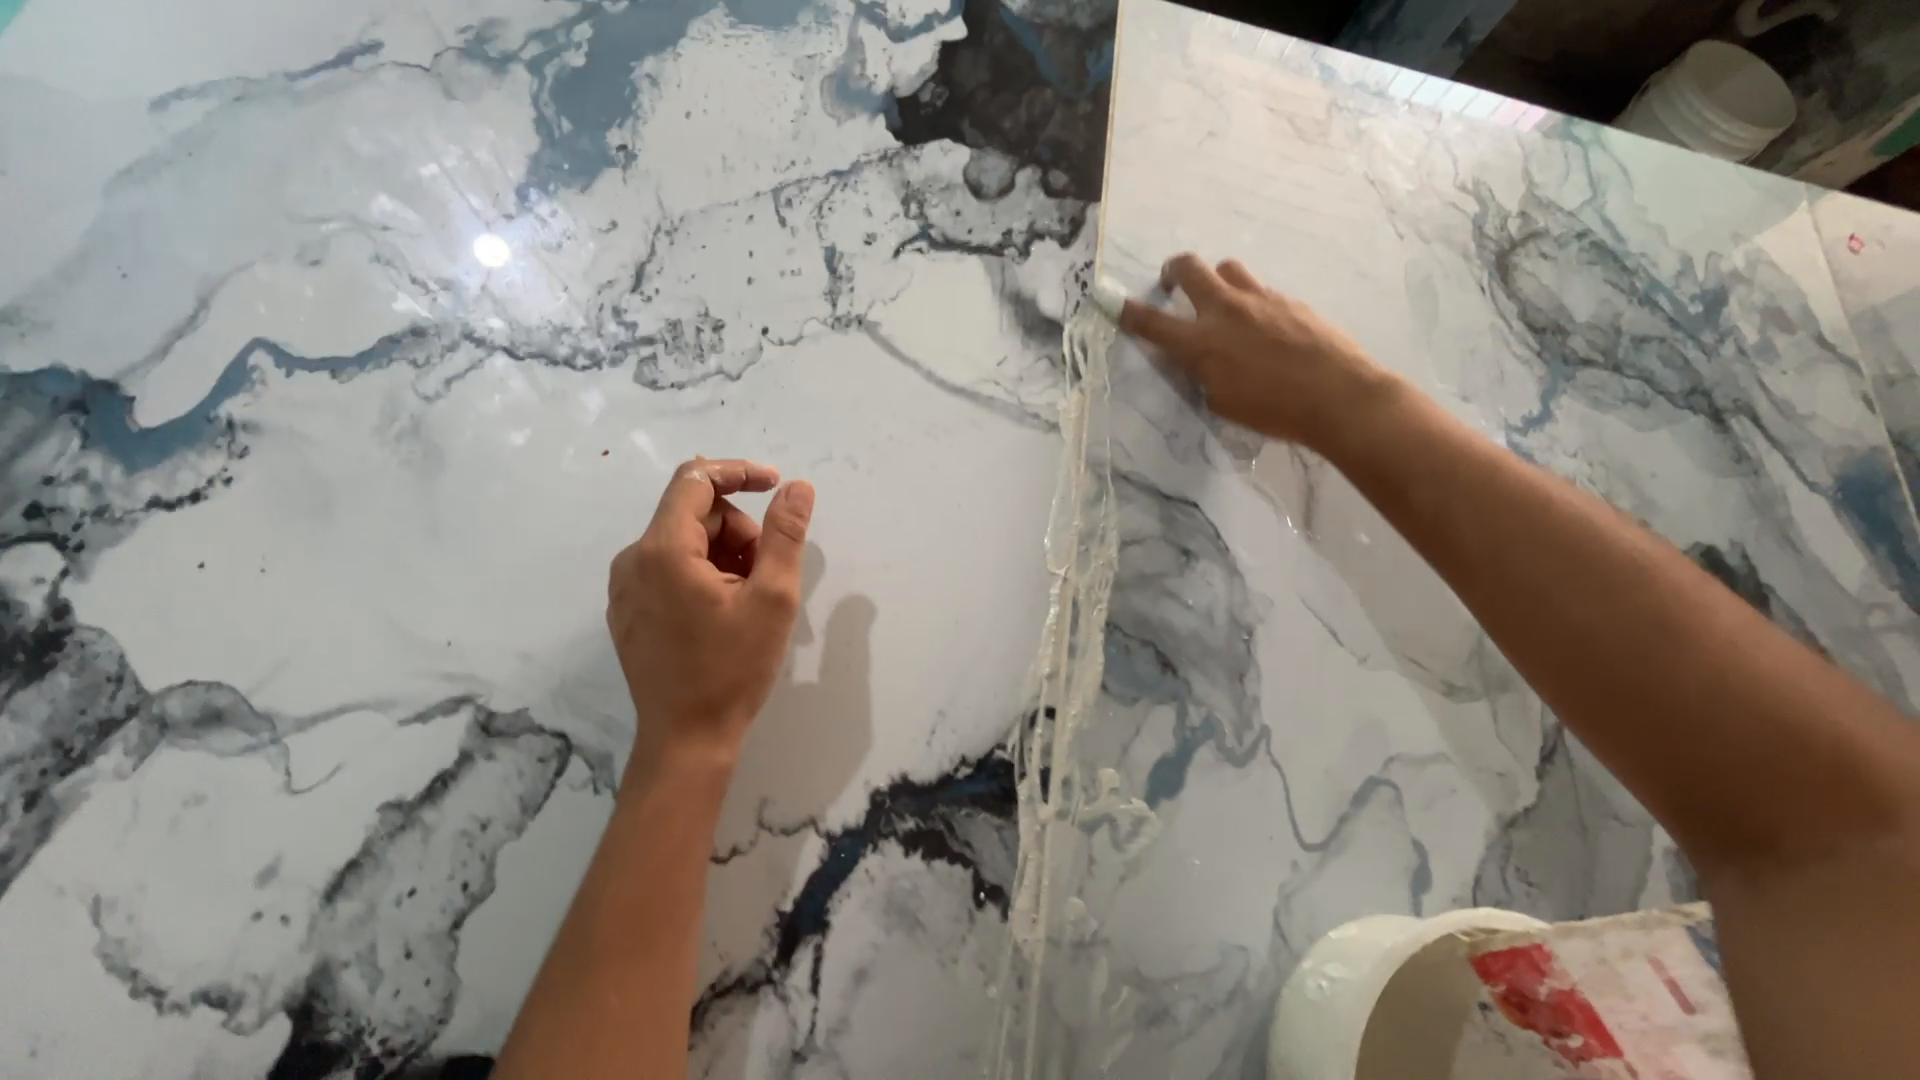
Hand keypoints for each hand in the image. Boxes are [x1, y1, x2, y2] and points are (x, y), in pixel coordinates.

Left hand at [607, 458, 814, 776]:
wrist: (687, 738)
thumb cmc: (733, 668)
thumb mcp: (772, 598)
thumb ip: (785, 535)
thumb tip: (797, 488)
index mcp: (663, 550)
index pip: (696, 479)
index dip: (739, 473)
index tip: (776, 486)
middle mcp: (633, 560)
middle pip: (693, 514)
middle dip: (739, 529)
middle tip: (770, 572)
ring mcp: (624, 587)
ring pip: (683, 542)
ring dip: (725, 554)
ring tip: (751, 598)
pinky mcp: (627, 610)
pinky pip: (668, 569)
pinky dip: (703, 573)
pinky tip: (726, 611)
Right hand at [1119, 254, 1401, 450]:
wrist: (1338, 395)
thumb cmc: (1273, 411)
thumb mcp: (1222, 403)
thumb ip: (1202, 375)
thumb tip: (1195, 360)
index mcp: (1202, 343)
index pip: (1153, 323)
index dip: (1129, 313)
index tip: (1115, 304)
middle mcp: (1226, 310)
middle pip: (1190, 268)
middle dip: (1173, 271)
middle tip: (1172, 284)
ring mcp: (1261, 299)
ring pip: (1228, 269)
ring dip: (1215, 280)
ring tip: (1220, 302)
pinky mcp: (1290, 300)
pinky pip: (1260, 290)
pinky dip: (1250, 301)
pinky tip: (1262, 327)